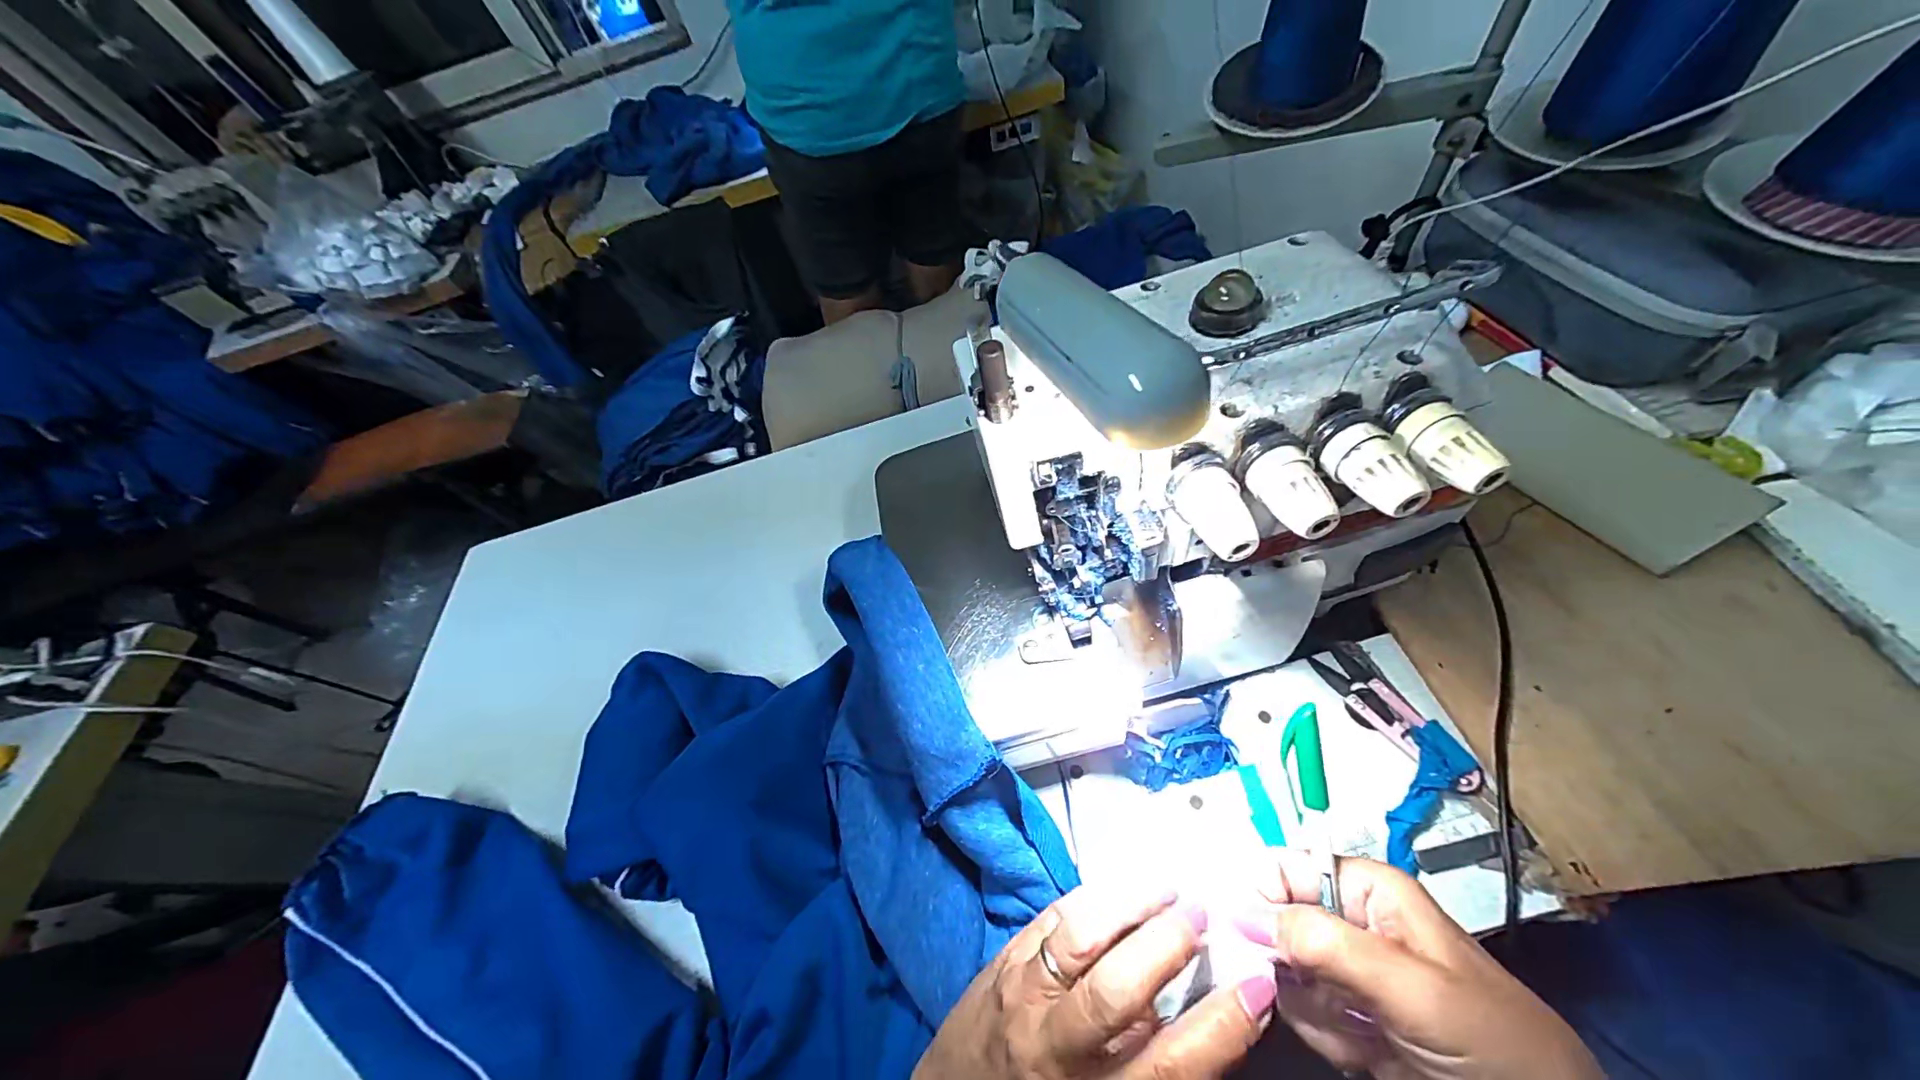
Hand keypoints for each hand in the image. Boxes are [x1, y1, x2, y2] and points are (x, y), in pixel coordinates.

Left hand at [914, 882, 1274, 1079]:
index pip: (1167, 1064)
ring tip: (1164, 888)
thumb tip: (1198, 1013)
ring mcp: (1022, 993)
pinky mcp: (1001, 959)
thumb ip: (1146, 1061)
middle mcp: (1055, 1043)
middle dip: (1164, 945)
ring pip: (1075, 937)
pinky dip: (1087, 898)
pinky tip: (1116, 888)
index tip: (1256, 985)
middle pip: (1115, 988)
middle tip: (1201, 914)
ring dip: (1125, 906)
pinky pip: (1047, 920)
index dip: (1219, 1026)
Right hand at [1235, 853, 1600, 1079]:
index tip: (1264, 945)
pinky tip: (1369, 1054)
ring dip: (1316, 1013)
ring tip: (1368, 1037)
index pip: (1284, 869)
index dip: (1265, 902)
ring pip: (1286, 975)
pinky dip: (1327, 1039)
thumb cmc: (1495, 1045)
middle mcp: (1351, 922)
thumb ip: (1329, 944)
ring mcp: (1349, 973)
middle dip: (1296, 972)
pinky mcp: (1350, 1018)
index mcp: (1367, 890)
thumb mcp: (1415, 988)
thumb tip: (1245, 915)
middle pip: (1277, 926)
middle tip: (1338, 1004)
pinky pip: (1305, 1015)